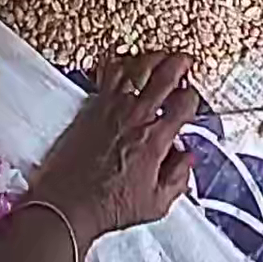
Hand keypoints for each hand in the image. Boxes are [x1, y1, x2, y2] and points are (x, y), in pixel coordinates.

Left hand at [27, 52, 199, 242]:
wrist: (69, 202)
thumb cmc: (109, 205)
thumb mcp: (156, 204)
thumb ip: (178, 178)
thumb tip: (187, 158)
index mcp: (155, 138)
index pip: (184, 103)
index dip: (193, 96)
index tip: (192, 99)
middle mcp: (137, 115)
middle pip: (165, 74)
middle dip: (181, 63)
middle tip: (186, 60)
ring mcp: (114, 105)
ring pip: (139, 66)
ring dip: (155, 57)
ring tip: (162, 56)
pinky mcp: (95, 103)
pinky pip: (111, 71)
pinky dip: (123, 62)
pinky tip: (128, 62)